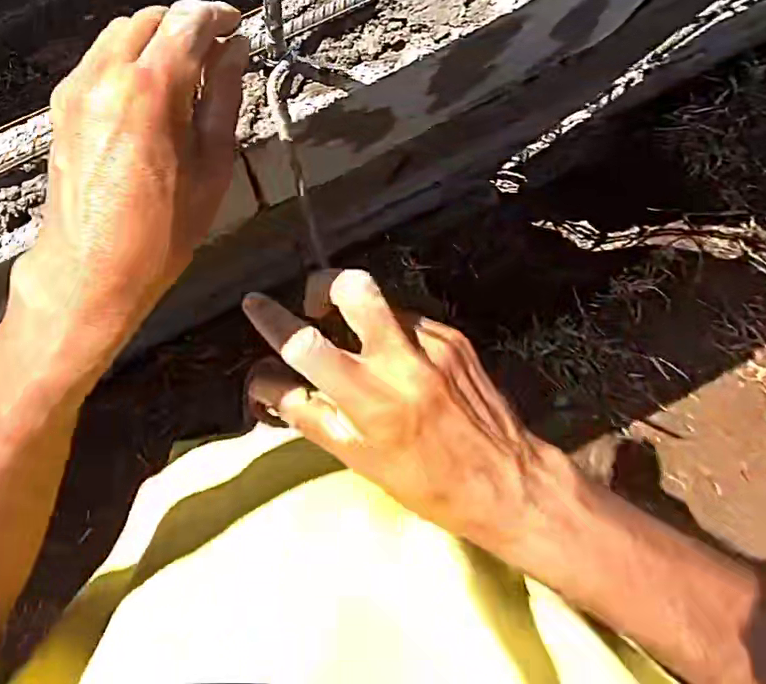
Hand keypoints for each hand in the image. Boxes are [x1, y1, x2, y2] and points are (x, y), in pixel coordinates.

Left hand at [6, 1, 249, 386]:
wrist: (87, 272)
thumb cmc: (158, 233)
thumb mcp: (211, 165)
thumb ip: (223, 95)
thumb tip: (235, 51)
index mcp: (148, 90)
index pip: (187, 20)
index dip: (218, 15)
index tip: (236, 25)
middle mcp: (105, 77)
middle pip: (151, 18)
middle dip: (187, 25)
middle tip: (216, 53)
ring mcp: (76, 89)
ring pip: (121, 32)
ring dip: (156, 39)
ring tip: (185, 73)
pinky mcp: (62, 105)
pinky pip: (100, 59)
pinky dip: (129, 59)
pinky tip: (149, 92)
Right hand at [241, 270, 587, 569]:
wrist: (511, 482)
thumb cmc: (425, 482)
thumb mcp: (356, 458)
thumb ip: (305, 412)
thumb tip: (262, 379)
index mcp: (371, 401)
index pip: (307, 346)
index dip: (272, 319)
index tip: (254, 302)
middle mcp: (402, 362)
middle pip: (355, 289)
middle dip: (323, 284)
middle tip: (316, 305)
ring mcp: (432, 341)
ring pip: (378, 300)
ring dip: (360, 315)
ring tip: (364, 345)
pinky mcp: (452, 334)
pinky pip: (406, 317)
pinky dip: (393, 332)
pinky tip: (404, 364)